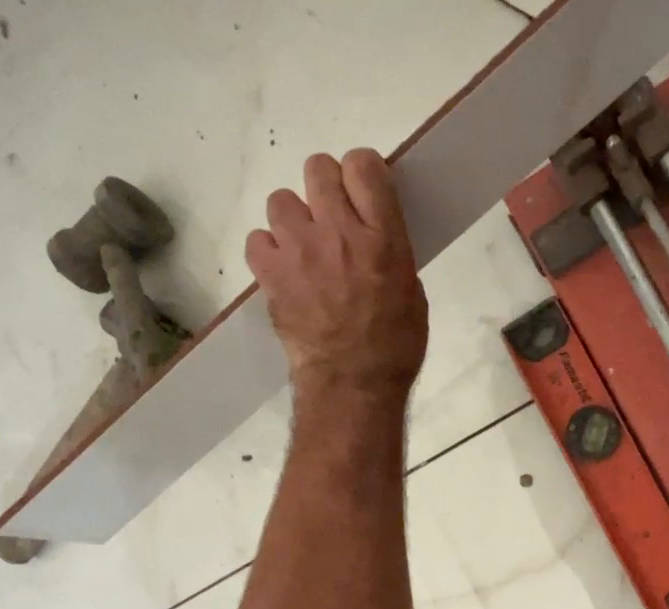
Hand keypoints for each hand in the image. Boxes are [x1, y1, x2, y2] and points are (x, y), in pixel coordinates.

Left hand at [245, 149, 428, 404]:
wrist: (353, 384)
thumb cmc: (395, 345)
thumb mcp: (411, 291)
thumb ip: (389, 252)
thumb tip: (372, 237)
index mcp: (383, 237)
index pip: (363, 164)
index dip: (360, 172)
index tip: (362, 193)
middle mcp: (339, 232)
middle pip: (318, 168)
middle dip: (325, 187)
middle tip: (332, 218)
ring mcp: (299, 249)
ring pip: (282, 200)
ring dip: (294, 220)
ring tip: (305, 250)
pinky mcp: (270, 272)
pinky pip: (258, 239)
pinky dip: (269, 251)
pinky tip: (284, 271)